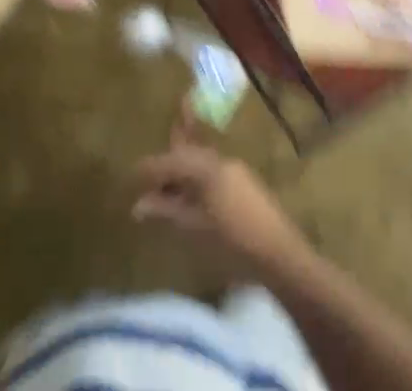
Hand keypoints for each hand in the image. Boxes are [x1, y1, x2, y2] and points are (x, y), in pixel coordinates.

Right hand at [133, 127, 310, 276]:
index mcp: (207, 168)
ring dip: (182, 175)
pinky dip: (197, 182)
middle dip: (166, 168)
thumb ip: (165, 211)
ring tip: (166, 194)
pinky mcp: (246, 186)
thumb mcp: (193, 227)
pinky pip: (214, 174)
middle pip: (186, 156)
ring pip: (201, 165)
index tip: (131, 177)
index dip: (149, 169)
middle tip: (147, 183)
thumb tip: (138, 205)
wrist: (280, 256)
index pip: (170, 161)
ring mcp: (237, 172)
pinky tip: (191, 200)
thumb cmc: (232, 241)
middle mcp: (222, 162)